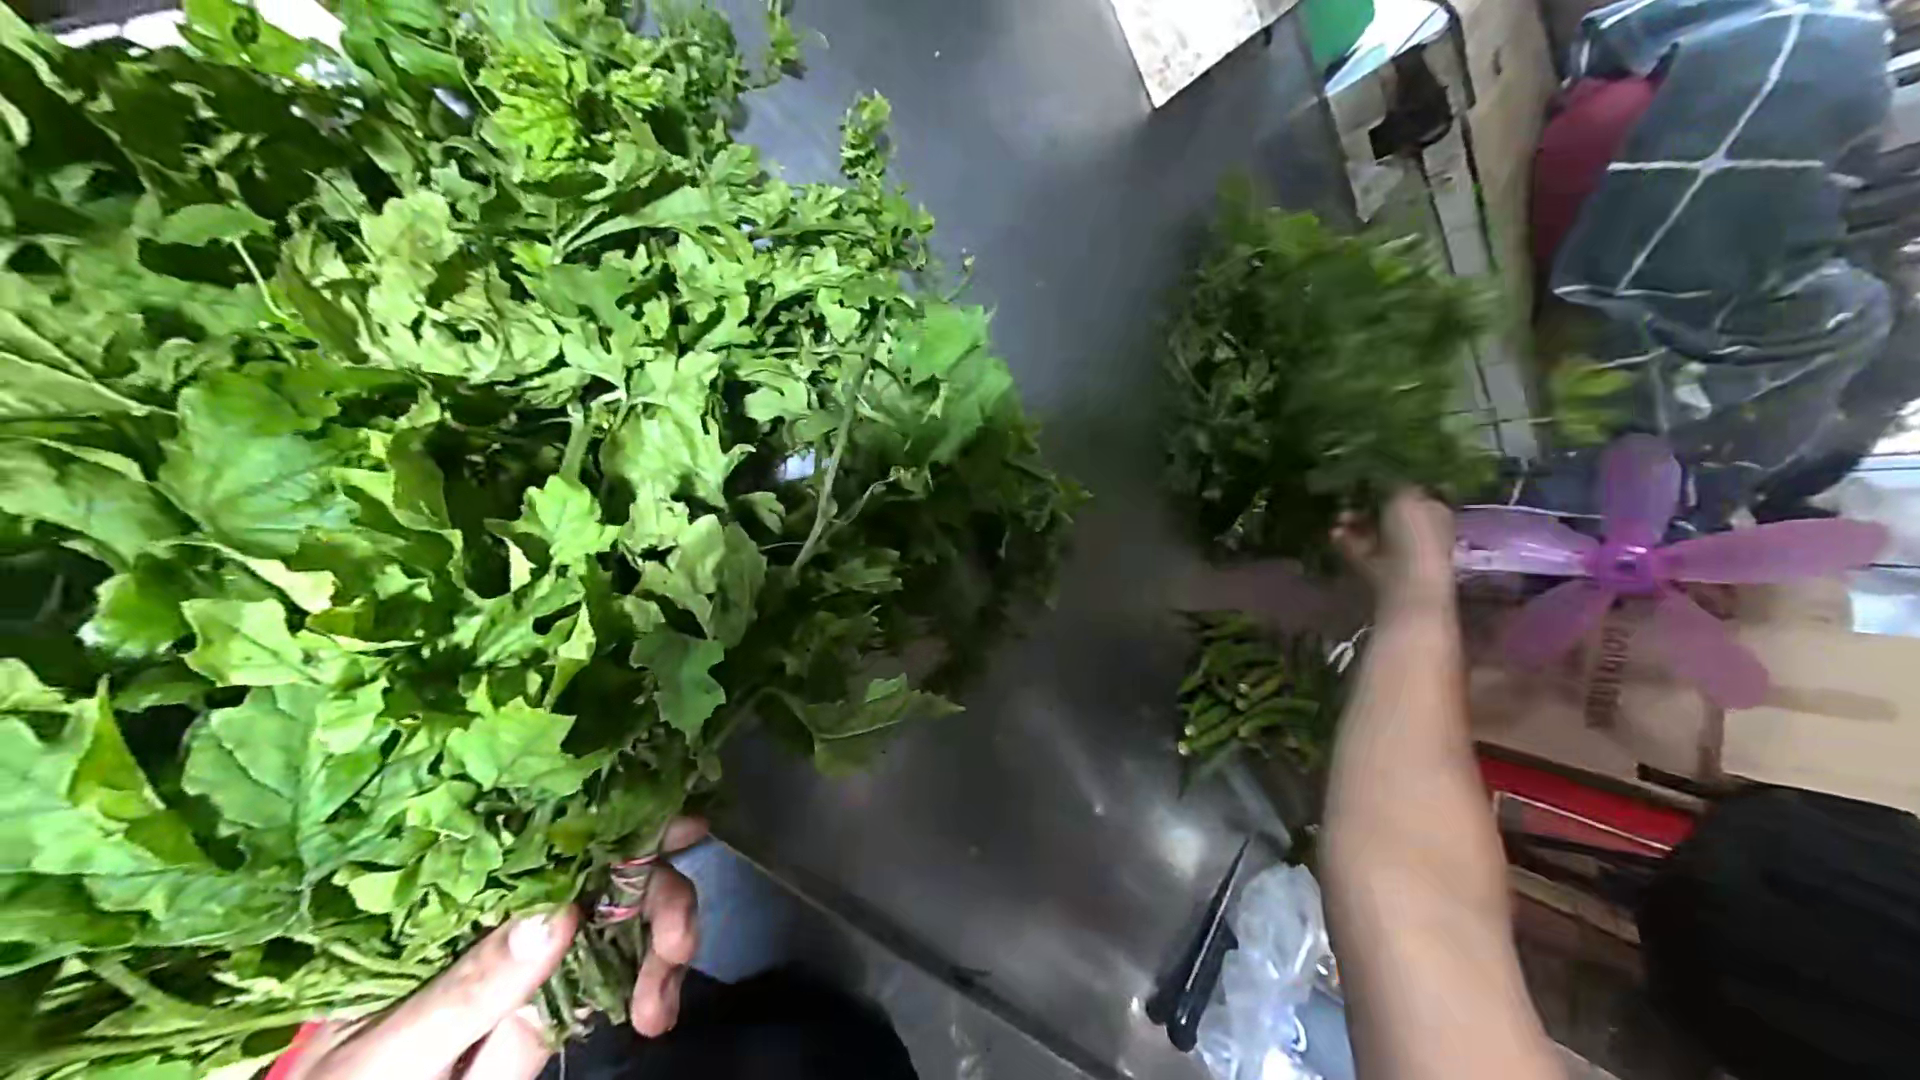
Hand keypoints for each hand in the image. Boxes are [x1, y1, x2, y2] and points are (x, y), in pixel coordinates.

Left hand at [282, 816, 709, 1079]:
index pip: (548, 840)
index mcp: (463, 901)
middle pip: (609, 869)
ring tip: (657, 1010)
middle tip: (678, 946)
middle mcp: (515, 908)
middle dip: (660, 897)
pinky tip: (654, 1014)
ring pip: (630, 915)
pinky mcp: (568, 987)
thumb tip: (560, 912)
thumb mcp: (384, 1061)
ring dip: (663, 949)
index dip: (620, 820)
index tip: (681, 826)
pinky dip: (653, 984)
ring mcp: (547, 948)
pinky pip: (625, 968)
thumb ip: (465, 994)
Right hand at [1332, 489, 1455, 611]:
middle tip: (1348, 496)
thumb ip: (1392, 483)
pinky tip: (1334, 533)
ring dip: (1352, 521)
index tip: (1369, 477)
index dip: (1392, 483)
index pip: (1413, 492)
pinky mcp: (1375, 566)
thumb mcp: (1405, 497)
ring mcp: (1395, 550)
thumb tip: (1381, 475)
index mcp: (1434, 511)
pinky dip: (1344, 539)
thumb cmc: (1413, 535)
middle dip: (1365, 503)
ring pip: (1369, 529)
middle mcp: (1417, 530)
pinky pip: (1355, 547)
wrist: (1405, 580)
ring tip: (1339, 518)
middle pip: (1387, 511)